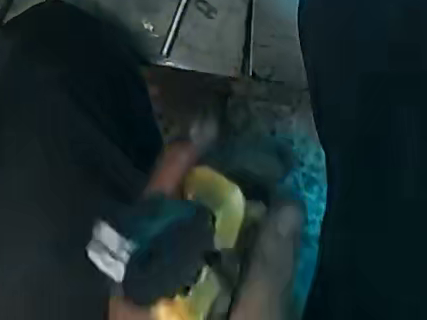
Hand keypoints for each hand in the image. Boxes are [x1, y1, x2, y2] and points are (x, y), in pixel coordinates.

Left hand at [108, 140, 304, 319]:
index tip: (211, 125)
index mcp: (140, 283)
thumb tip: (289, 204)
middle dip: (204, 177)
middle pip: (167, 213)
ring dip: (214, 209)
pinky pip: (191, 265)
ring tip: (251, 182)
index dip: (180, 159)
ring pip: (180, 238)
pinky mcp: (169, 315)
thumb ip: (267, 272)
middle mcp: (138, 286)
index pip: (155, 201)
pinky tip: (247, 237)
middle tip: (243, 151)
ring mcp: (151, 303)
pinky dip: (218, 244)